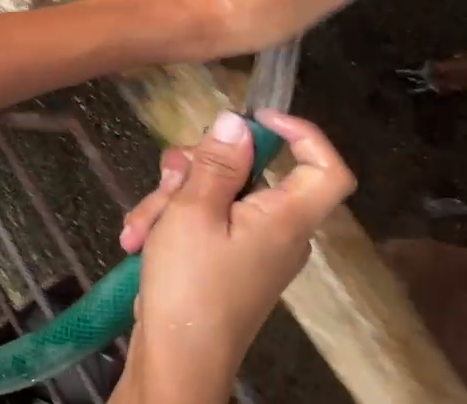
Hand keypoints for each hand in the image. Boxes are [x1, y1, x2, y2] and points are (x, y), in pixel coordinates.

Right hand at [112, 111, 355, 403]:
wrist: (179, 351)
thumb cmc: (191, 279)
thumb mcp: (193, 211)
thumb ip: (215, 165)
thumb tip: (236, 122)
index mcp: (285, 218)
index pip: (326, 169)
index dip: (301, 134)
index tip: (254, 115)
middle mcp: (278, 229)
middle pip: (247, 173)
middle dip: (194, 168)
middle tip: (165, 180)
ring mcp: (251, 245)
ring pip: (213, 193)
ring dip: (168, 199)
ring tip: (142, 226)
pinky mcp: (225, 258)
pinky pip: (200, 219)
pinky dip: (168, 221)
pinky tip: (140, 238)